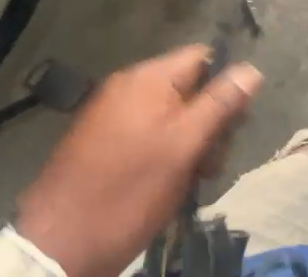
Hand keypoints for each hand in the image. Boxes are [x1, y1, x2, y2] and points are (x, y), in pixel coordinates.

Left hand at [15, 46, 261, 276]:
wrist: (55, 250)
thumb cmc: (129, 192)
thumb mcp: (185, 146)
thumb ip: (221, 103)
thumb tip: (252, 69)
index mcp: (147, 79)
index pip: (204, 57)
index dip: (226, 85)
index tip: (235, 122)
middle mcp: (126, 89)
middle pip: (189, 88)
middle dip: (209, 122)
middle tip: (212, 162)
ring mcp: (109, 118)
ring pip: (171, 116)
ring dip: (189, 144)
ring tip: (190, 180)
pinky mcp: (99, 146)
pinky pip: (147, 135)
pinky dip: (164, 154)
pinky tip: (166, 184)